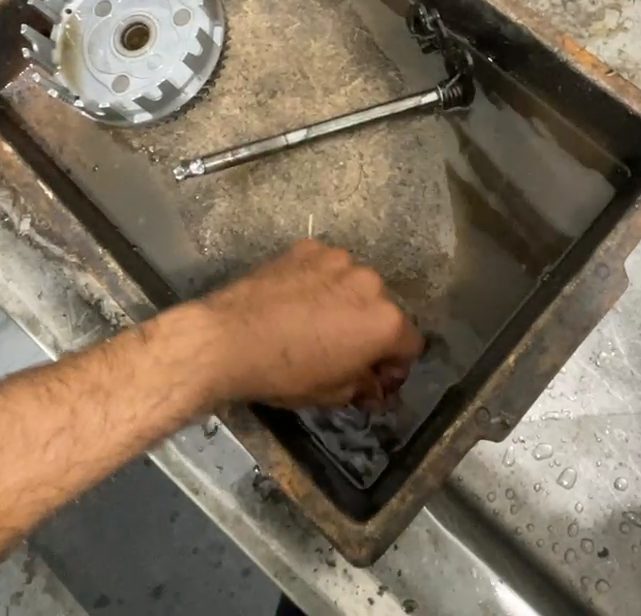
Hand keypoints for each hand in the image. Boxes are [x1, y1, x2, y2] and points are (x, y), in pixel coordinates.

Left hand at [186, 239, 423, 409]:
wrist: (229, 338)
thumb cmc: (285, 373)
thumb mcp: (332, 394)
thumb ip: (365, 384)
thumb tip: (373, 383)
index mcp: (385, 321)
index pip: (411, 343)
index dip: (394, 364)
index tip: (373, 376)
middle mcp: (370, 282)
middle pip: (382, 308)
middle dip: (368, 329)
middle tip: (341, 348)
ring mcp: (338, 259)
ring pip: (353, 284)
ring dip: (344, 301)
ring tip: (313, 320)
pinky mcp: (308, 247)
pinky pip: (325, 267)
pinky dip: (318, 281)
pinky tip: (294, 299)